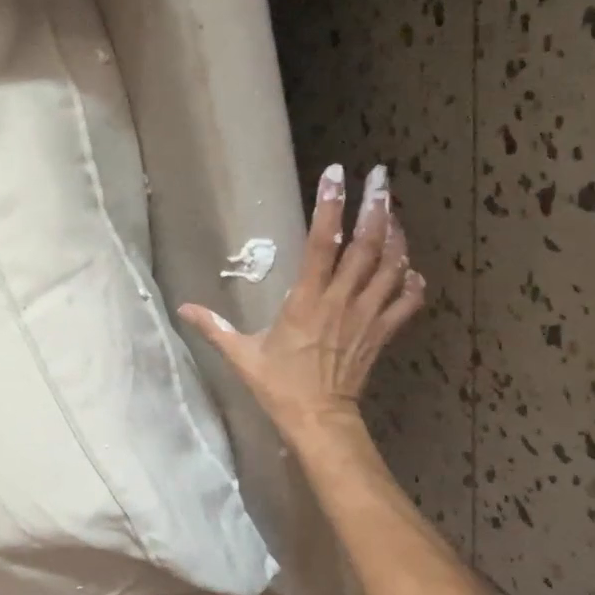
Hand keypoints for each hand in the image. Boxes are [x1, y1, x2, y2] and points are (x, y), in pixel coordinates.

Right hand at [178, 164, 424, 434]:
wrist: (318, 420)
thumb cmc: (279, 388)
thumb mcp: (242, 357)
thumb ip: (215, 328)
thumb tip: (183, 309)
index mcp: (306, 301)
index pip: (321, 243)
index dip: (329, 206)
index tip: (336, 174)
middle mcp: (341, 301)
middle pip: (366, 244)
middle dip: (375, 206)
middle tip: (381, 177)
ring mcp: (367, 316)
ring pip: (391, 265)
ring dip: (396, 235)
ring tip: (394, 212)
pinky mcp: (382, 334)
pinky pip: (406, 301)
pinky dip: (412, 281)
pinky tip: (409, 269)